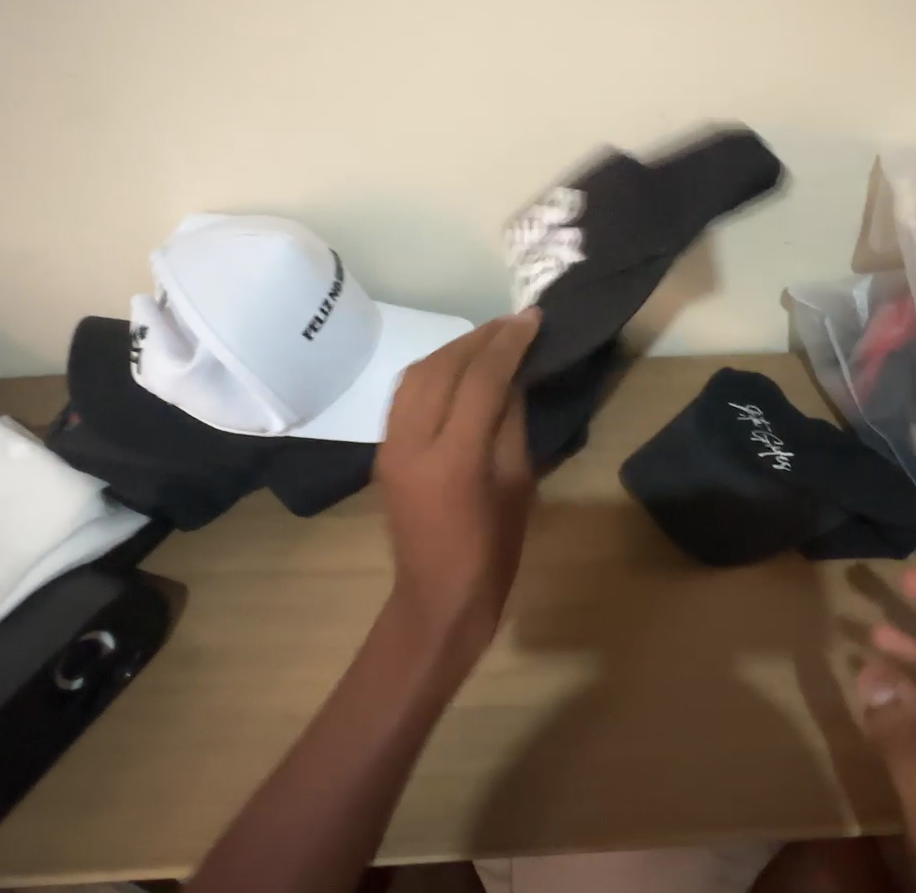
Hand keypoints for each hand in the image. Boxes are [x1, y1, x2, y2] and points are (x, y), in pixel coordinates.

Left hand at [376, 310, 540, 650]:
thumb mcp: (518, 484)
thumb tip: (513, 376)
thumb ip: (510, 423)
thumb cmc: (493, 550)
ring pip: (417, 373)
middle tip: (515, 322)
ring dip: (455, 348)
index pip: (480, 380)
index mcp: (454, 459)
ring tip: (490, 338)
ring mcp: (390, 445)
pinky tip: (458, 366)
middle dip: (481, 338)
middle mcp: (412, 443)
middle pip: (443, 367)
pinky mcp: (382, 450)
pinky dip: (434, 369)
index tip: (533, 318)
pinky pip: (405, 393)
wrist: (437, 597)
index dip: (508, 344)